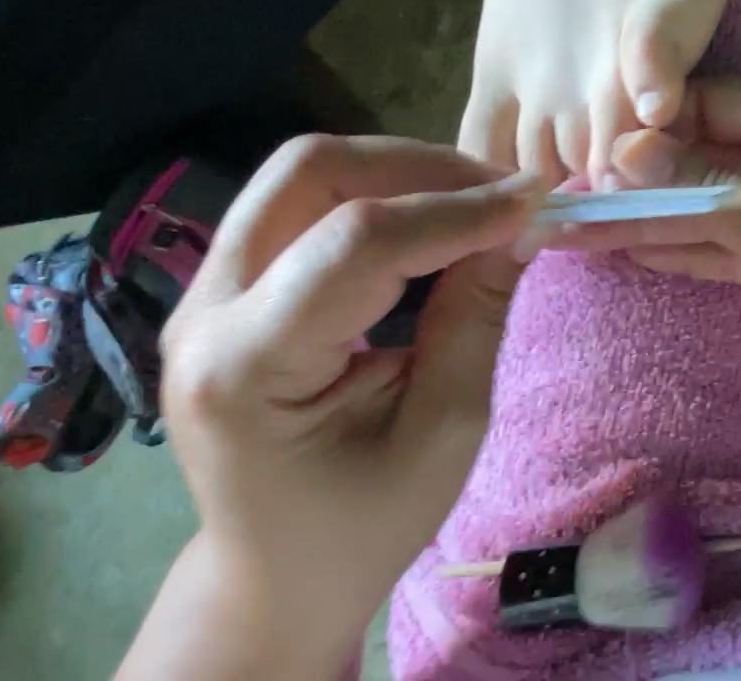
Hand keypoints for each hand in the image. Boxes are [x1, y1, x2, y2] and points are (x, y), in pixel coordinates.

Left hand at [125, 135, 542, 676]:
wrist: (274, 574)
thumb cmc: (364, 523)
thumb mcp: (445, 429)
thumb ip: (476, 315)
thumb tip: (521, 226)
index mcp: (245, 367)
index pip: (356, 243)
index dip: (456, 210)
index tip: (536, 202)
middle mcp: (204, 310)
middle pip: (309, 172)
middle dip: (420, 165)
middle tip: (500, 193)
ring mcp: (205, 291)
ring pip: (304, 173)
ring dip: (402, 171)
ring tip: (475, 202)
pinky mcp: (228, 285)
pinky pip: (305, 202)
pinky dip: (382, 192)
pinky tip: (432, 220)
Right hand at [548, 80, 740, 404]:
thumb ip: (704, 192)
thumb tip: (622, 153)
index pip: (704, 107)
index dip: (641, 135)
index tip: (579, 164)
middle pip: (701, 158)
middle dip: (638, 184)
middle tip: (561, 205)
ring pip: (711, 205)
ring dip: (653, 221)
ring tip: (577, 231)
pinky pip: (732, 241)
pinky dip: (689, 249)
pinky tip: (630, 250)